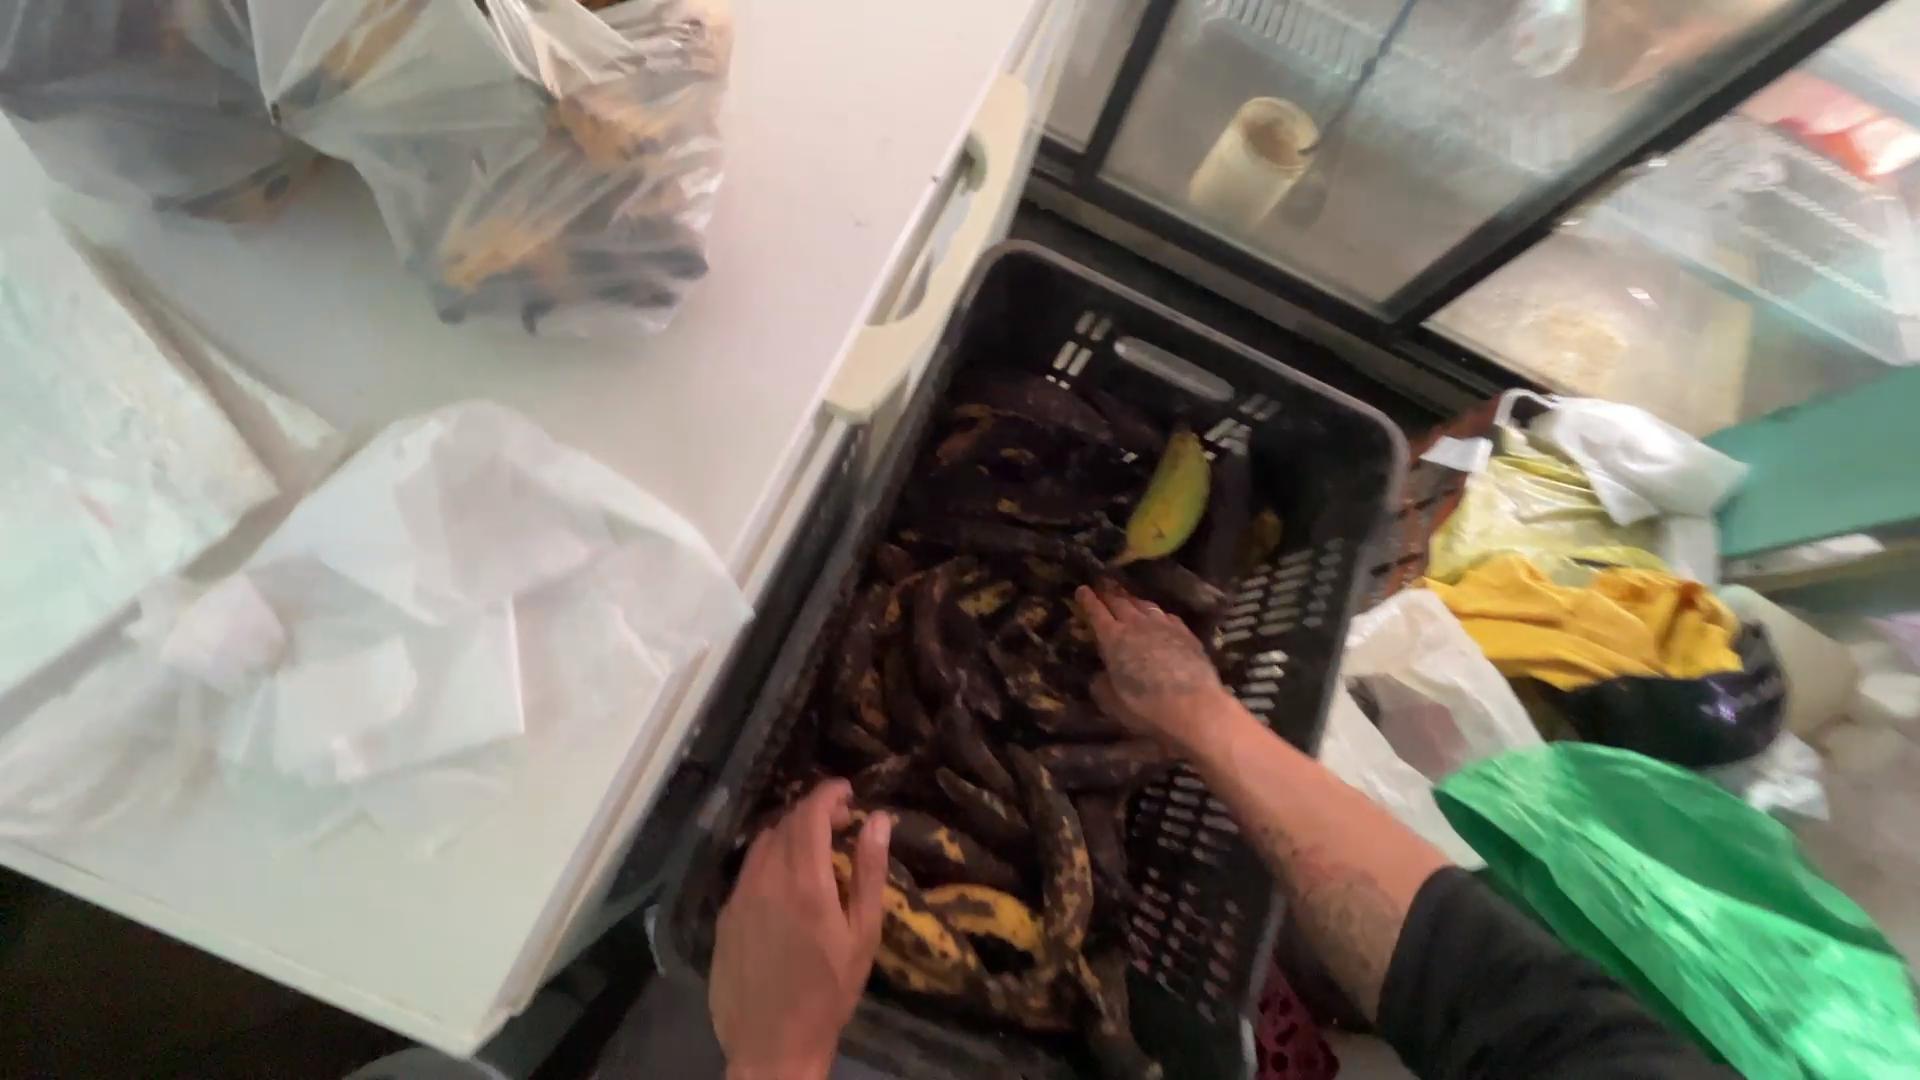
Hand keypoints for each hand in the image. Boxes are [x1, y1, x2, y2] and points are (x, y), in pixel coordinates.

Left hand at [711, 779, 892, 1079]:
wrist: (772, 1047)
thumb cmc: (829, 991)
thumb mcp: (863, 933)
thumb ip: (869, 870)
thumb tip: (878, 819)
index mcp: (805, 881)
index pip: (811, 813)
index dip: (829, 793)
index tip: (848, 791)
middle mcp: (766, 879)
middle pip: (786, 822)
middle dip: (814, 811)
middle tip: (840, 821)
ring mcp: (740, 897)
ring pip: (763, 843)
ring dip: (790, 832)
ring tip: (815, 845)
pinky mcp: (725, 916)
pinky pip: (748, 870)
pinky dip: (770, 858)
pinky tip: (786, 879)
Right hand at [1078, 584, 1234, 755]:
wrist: (1195, 706)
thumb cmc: (1146, 706)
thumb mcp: (1111, 702)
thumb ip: (1101, 685)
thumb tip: (1099, 675)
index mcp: (1113, 638)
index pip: (1096, 612)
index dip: (1087, 600)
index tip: (1081, 589)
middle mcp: (1136, 625)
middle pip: (1119, 601)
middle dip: (1108, 592)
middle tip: (1101, 585)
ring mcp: (1163, 625)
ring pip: (1144, 604)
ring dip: (1132, 599)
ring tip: (1127, 598)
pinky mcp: (1185, 633)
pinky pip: (1166, 615)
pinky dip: (1156, 613)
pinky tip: (1158, 616)